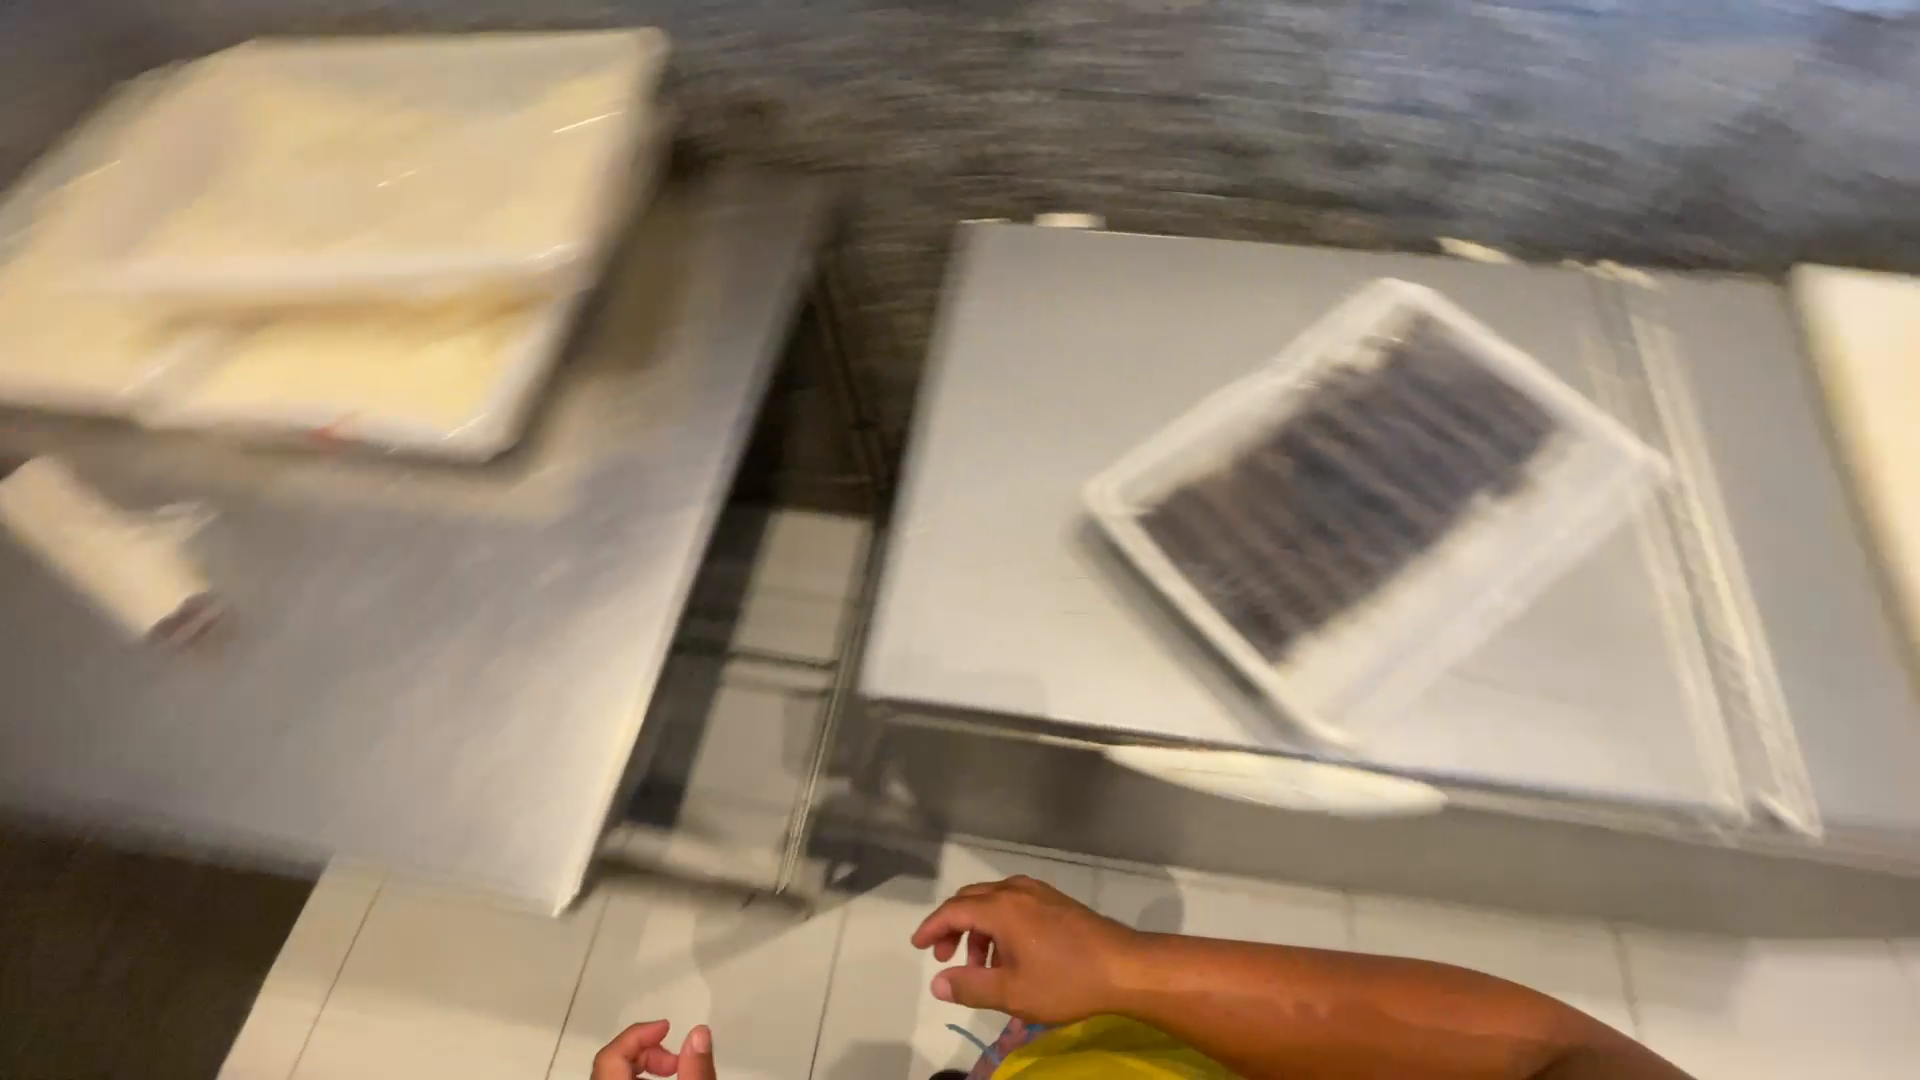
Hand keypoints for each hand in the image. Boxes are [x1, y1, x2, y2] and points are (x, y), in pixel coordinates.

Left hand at [591, 1020, 715, 1079]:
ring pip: (615, 1076)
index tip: (667, 1026)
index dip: (638, 1034)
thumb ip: (696, 1071)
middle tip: (676, 1060)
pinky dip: (639, 1079)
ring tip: (675, 1071)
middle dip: (646, 1052)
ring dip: (645, 1066)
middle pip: (611, 1063)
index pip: (610, 1056)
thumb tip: (699, 1031)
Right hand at [910, 875, 1144, 1023]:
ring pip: (994, 901)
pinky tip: (1009, 954)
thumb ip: (970, 986)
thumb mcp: (1012, 993)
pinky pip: (1014, 903)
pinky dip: (1000, 924)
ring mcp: (1037, 891)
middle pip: (971, 899)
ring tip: (982, 967)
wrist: (1122, 966)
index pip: (953, 910)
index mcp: (1001, 907)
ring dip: (978, 928)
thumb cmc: (1064, 980)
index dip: (932, 927)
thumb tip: (937, 983)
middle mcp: (1015, 889)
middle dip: (953, 927)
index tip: (917, 945)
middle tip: (944, 958)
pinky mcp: (1055, 900)